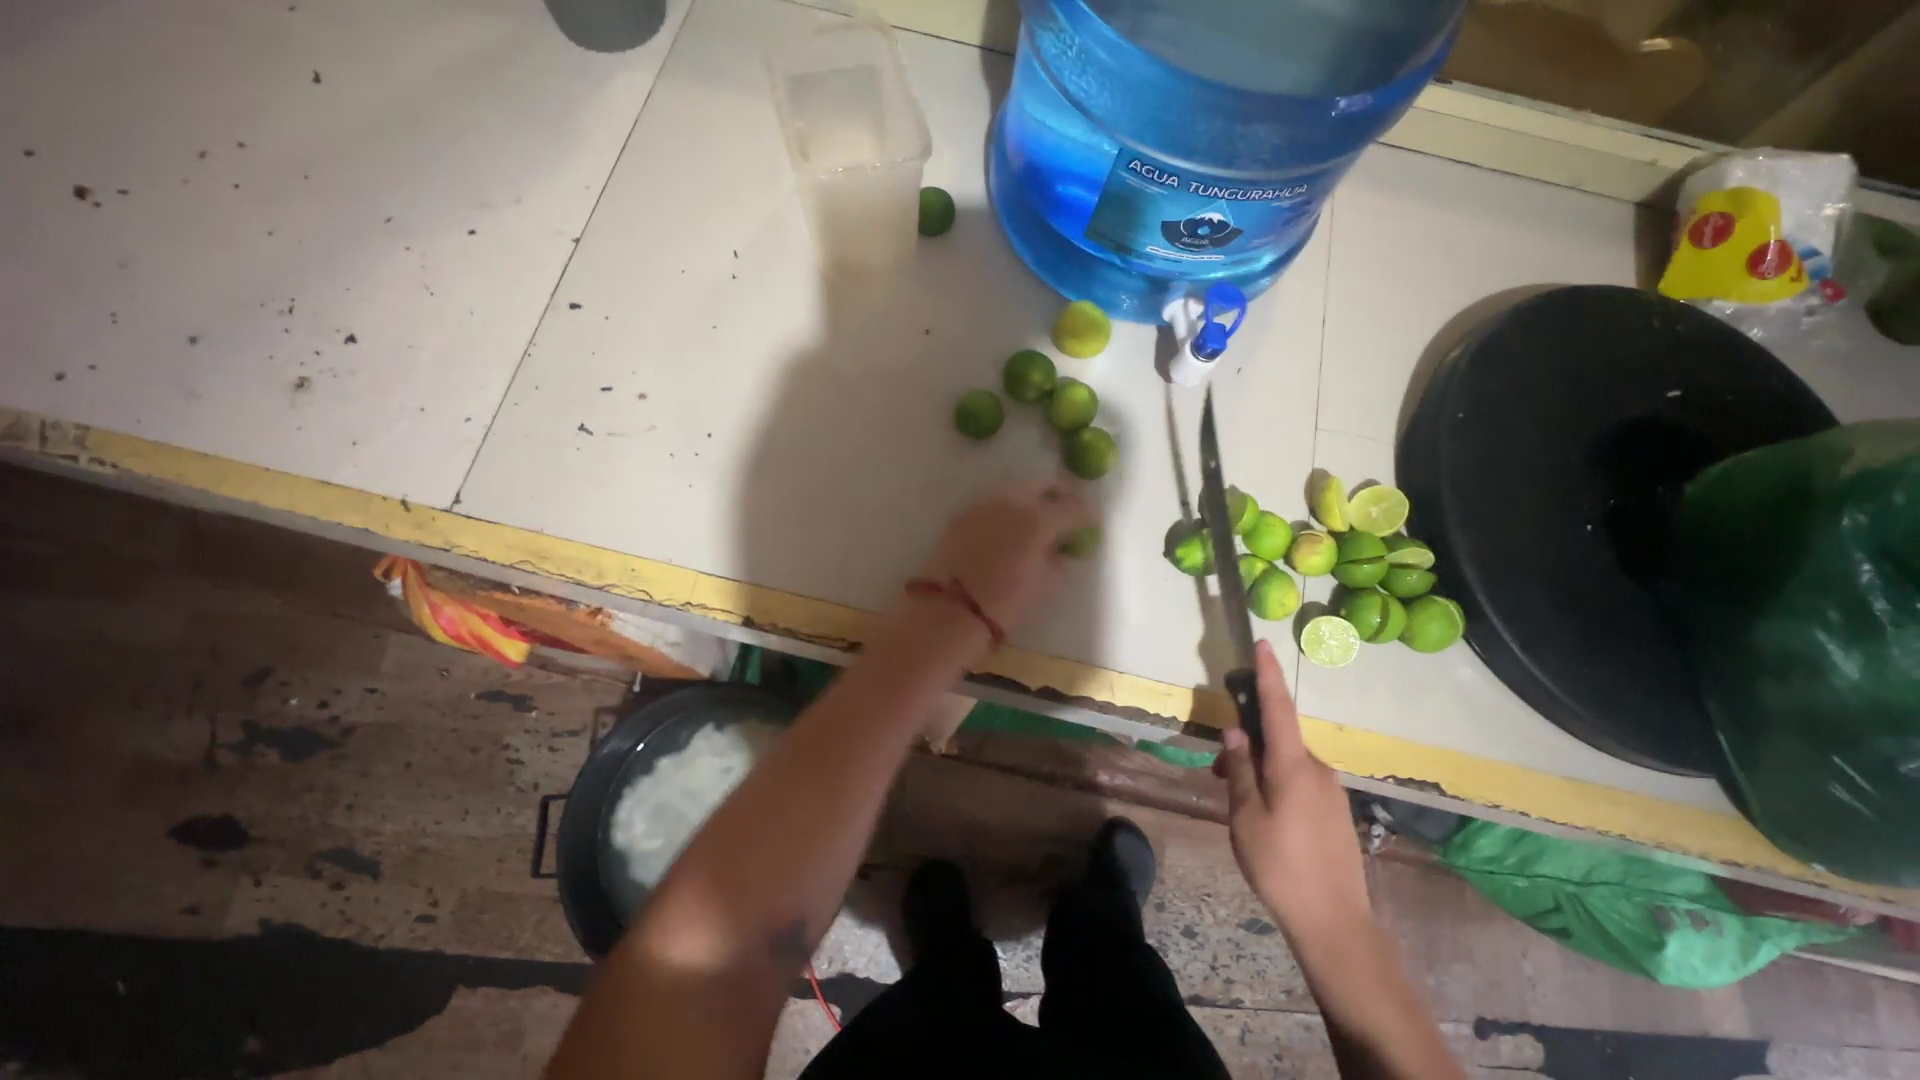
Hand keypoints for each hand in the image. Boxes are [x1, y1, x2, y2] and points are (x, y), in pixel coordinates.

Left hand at [912, 477, 1093, 640]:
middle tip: (1066, 513)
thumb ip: (1060, 560)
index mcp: (1039, 519)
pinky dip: (1007, 511)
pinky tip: (1009, 531)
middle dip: (1058, 495)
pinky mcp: (963, 515)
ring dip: (1031, 500)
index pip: (1073, 506)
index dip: (1087, 514)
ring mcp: (984, 505)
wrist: (950, 610)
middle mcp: (1012, 502)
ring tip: (1037, 522)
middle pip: (1043, 485)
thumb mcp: (1044, 584)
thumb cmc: (1005, 602)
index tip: (1092, 523)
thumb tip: (1065, 550)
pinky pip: (993, 504)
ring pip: (1016, 491)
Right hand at [1214, 640, 1370, 935]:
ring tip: (1238, 807)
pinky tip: (1264, 821)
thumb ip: (1239, 770)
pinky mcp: (1336, 811)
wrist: (1334, 920)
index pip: (1278, 708)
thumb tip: (1236, 732)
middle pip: (1278, 740)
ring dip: (1260, 770)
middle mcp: (1318, 769)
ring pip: (1287, 765)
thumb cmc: (1280, 865)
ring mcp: (1331, 791)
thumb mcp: (1245, 817)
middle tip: (1218, 773)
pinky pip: (1300, 783)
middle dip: (1248, 744)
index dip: (1268, 675)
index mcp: (1294, 765)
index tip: (1262, 644)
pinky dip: (1276, 786)